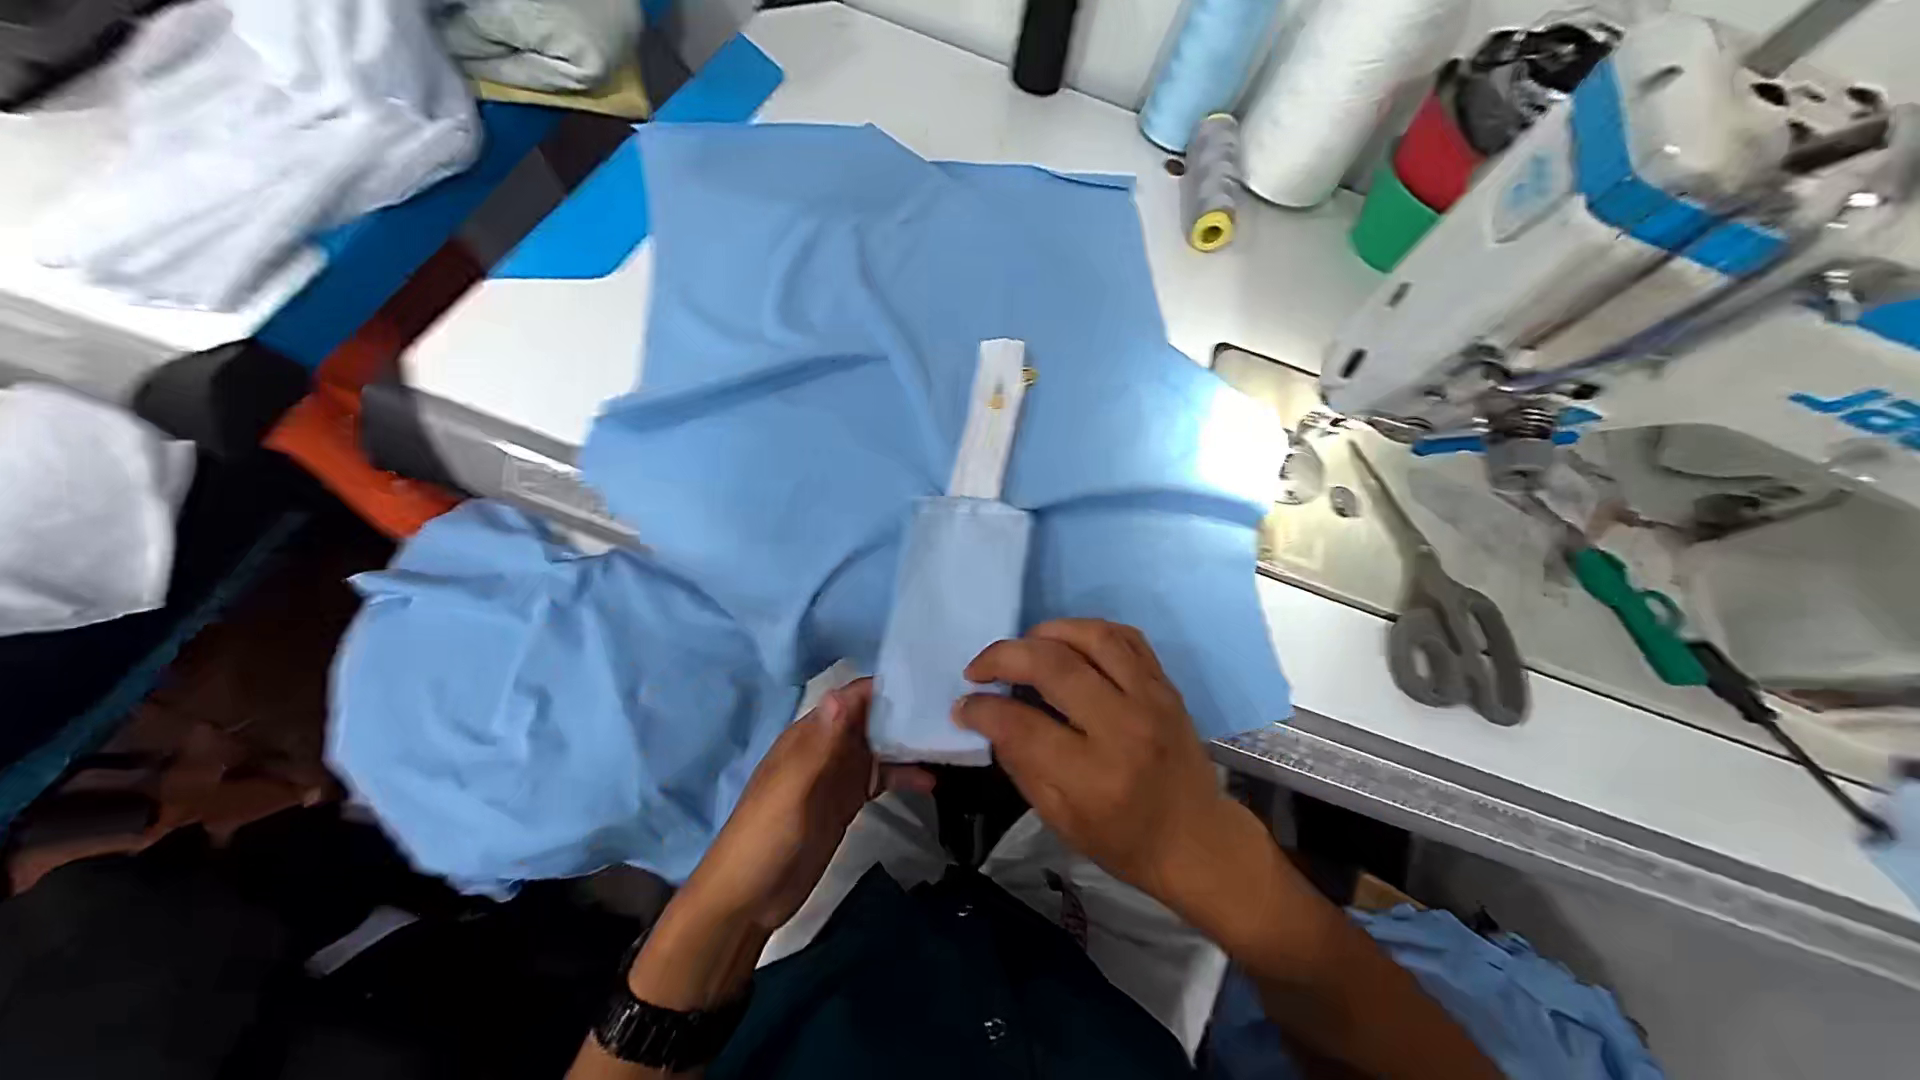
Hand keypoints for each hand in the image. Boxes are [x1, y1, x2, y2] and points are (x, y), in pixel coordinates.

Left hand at [676, 678, 932, 933]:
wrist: (749, 898)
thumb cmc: (766, 836)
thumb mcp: (792, 788)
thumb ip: (819, 743)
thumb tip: (840, 692)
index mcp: (810, 735)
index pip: (852, 698)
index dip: (886, 687)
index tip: (928, 684)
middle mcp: (827, 747)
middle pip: (872, 718)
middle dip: (906, 712)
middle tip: (950, 711)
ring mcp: (838, 776)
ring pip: (880, 747)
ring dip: (909, 744)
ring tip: (948, 742)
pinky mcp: (847, 802)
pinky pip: (881, 779)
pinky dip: (905, 776)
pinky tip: (931, 782)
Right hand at [953, 619, 1243, 908]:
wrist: (1196, 839)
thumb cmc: (1122, 840)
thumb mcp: (1058, 819)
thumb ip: (1020, 763)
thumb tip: (989, 716)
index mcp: (1093, 775)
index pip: (1022, 724)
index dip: (982, 709)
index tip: (964, 704)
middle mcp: (1124, 727)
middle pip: (1053, 666)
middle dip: (1003, 658)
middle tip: (979, 669)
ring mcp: (1151, 698)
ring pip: (1091, 637)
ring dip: (1044, 633)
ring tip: (1021, 648)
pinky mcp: (1165, 685)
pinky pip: (1124, 636)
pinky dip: (1087, 630)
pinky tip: (1065, 643)